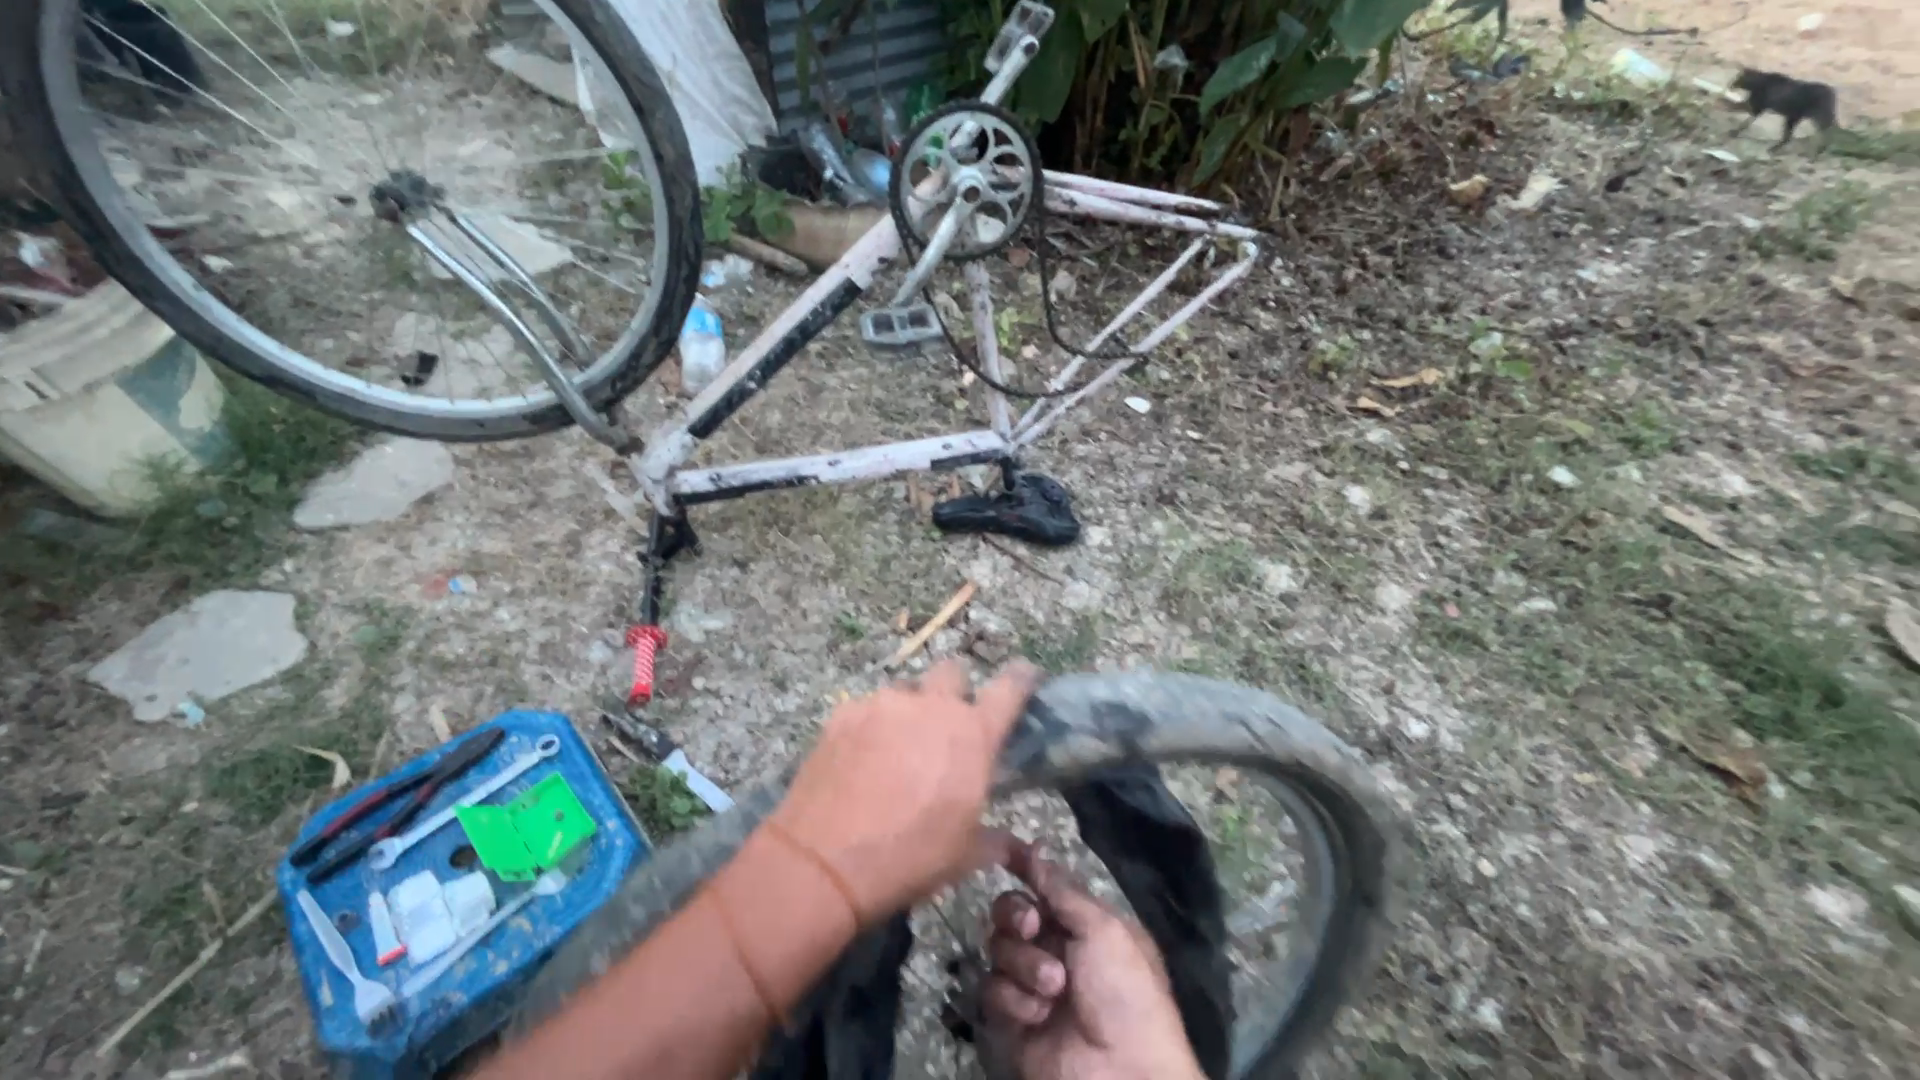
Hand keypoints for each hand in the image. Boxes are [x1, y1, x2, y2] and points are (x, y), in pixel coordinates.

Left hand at [768, 659, 1040, 922]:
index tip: (1026, 676)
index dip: (1022, 677)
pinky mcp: (843, 713)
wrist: (826, 860)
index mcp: (973, 734)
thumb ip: (993, 840)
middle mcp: (931, 706)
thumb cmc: (910, 857)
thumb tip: (1010, 845)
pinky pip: (866, 707)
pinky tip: (860, 758)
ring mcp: (883, 704)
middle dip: (954, 691)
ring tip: (897, 747)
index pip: (1010, 687)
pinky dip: (871, 725)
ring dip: (910, 709)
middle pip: (952, 671)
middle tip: (946, 726)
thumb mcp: (964, 856)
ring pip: (905, 689)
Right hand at [981, 843, 1205, 1079]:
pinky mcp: (1012, 1018)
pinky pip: (993, 989)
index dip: (1024, 868)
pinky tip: (1038, 1016)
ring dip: (1024, 965)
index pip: (1045, 885)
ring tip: (1053, 989)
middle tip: (1032, 929)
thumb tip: (1036, 847)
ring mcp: (1031, 983)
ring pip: (999, 949)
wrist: (1121, 1074)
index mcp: (1084, 924)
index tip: (1005, 854)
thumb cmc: (1124, 992)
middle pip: (1012, 912)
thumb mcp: (1103, 930)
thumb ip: (1062, 889)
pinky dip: (1015, 1000)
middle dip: (1017, 917)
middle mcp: (1055, 947)